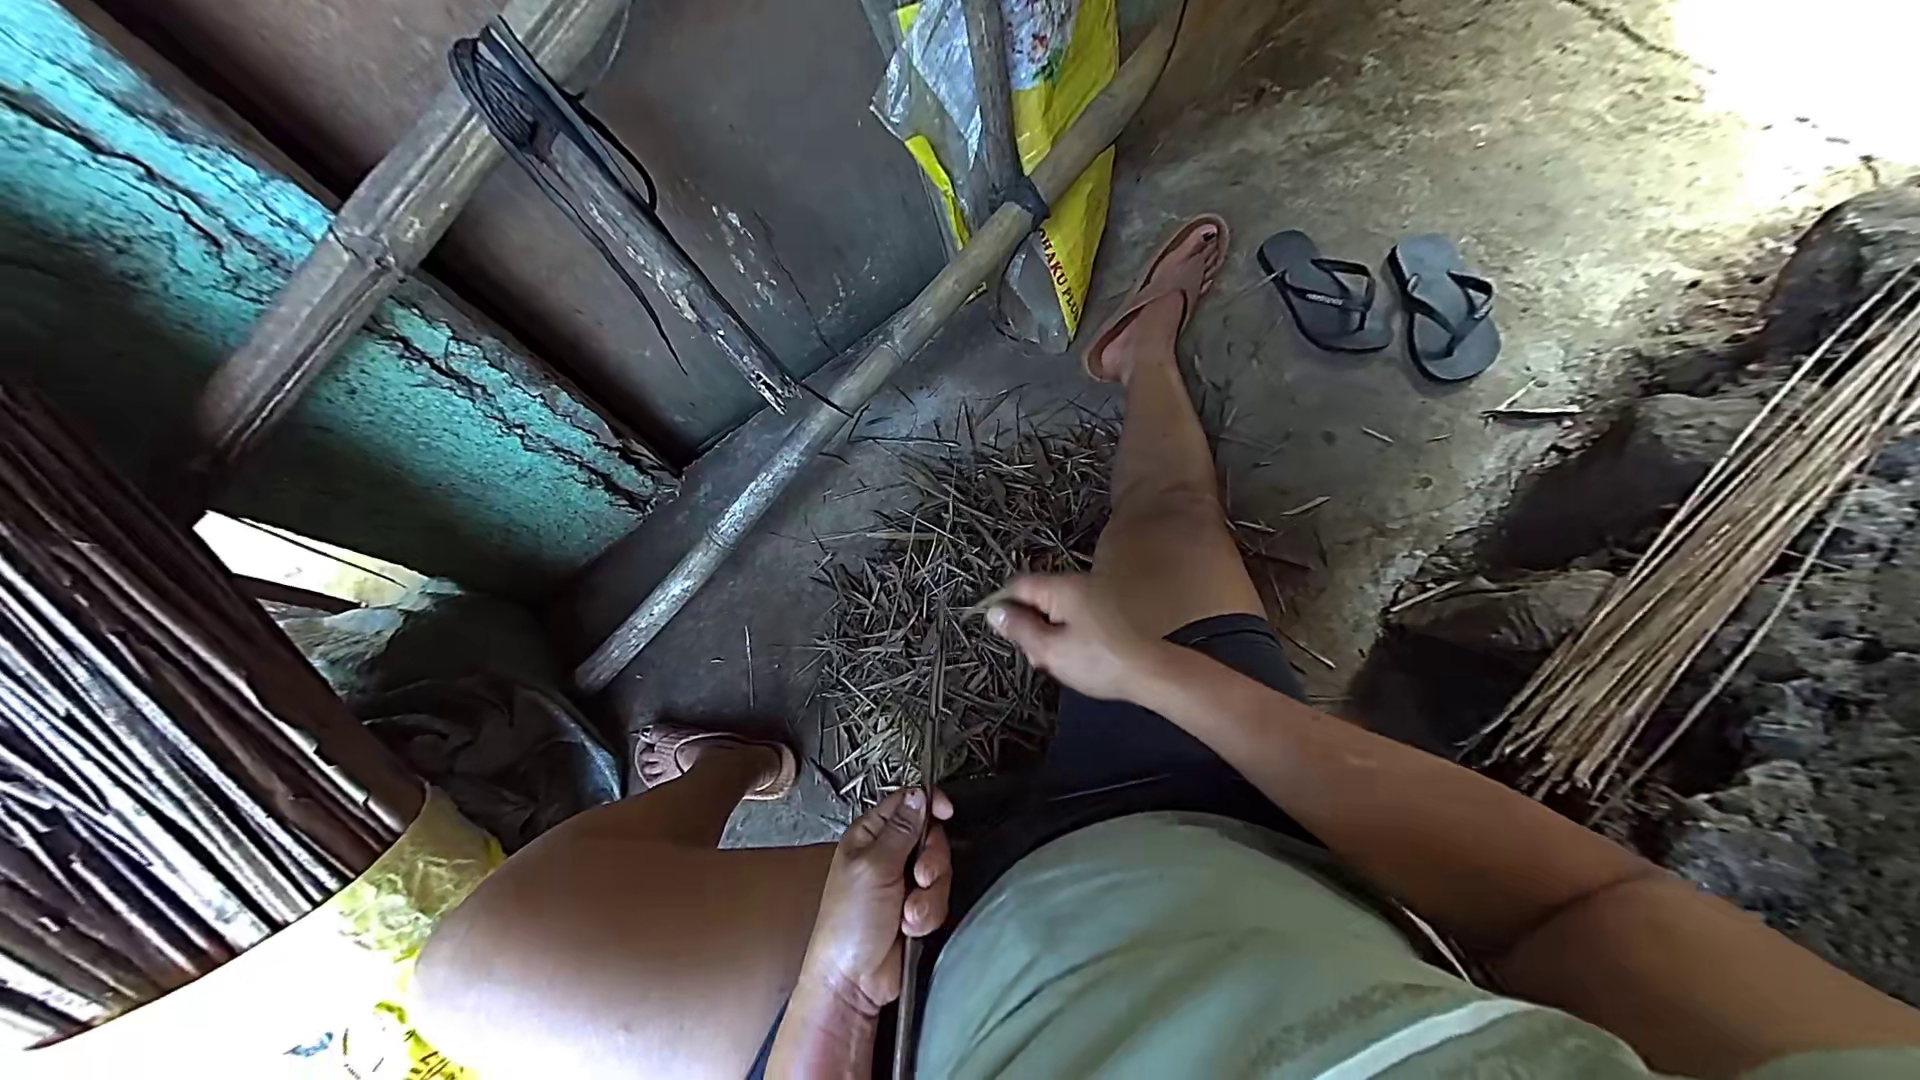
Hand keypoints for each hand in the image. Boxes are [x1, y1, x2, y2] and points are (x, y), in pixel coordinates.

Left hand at [796, 787, 953, 1016]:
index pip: (906, 802)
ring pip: (939, 869)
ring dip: (929, 896)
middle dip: (932, 860)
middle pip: (930, 836)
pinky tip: (910, 928)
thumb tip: (919, 795)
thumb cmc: (849, 922)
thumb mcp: (874, 868)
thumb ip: (901, 830)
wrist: (852, 982)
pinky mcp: (918, 906)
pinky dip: (929, 914)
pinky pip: (939, 897)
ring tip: (909, 915)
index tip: (946, 811)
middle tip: (921, 879)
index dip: (928, 803)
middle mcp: (889, 853)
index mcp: (870, 835)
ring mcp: (904, 881)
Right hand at [985, 573, 1169, 702]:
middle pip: (1038, 597)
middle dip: (1028, 624)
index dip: (1003, 603)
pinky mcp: (1108, 614)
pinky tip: (1073, 659)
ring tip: (1053, 661)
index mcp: (1061, 588)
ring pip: (1057, 611)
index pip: (1019, 584)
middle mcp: (1079, 585)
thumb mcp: (1049, 650)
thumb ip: (1019, 629)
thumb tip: (995, 612)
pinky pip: (1075, 618)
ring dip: (1048, 634)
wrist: (1152, 673)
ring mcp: (1096, 597)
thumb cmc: (1100, 661)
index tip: (997, 626)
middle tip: (1033, 654)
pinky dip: (1067, 636)